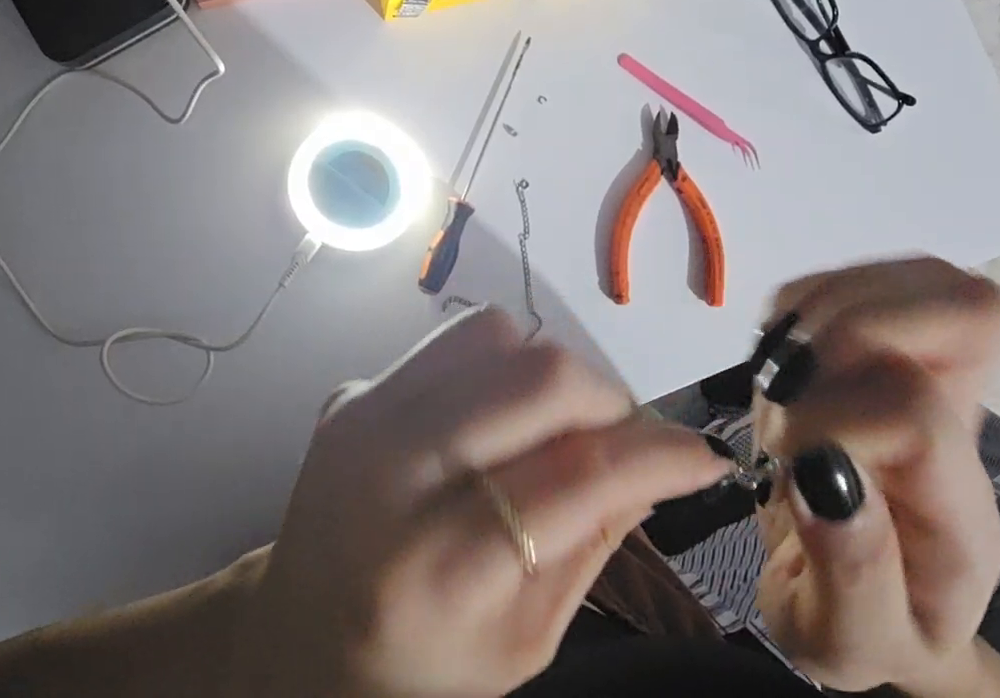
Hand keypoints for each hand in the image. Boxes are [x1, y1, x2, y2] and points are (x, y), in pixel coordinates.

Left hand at [235, 306, 730, 697]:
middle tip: (626, 441)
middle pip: (536, 379)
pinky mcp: (355, 389)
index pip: (573, 477)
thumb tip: (659, 462)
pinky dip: (508, 363)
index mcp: (436, 572)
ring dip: (558, 374)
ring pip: (498, 337)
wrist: (297, 629)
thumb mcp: (522, 643)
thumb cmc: (418, 662)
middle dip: (610, 400)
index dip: (655, 455)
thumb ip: (591, 546)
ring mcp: (364, 416)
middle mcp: (391, 474)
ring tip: (565, 427)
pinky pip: (457, 339)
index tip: (702, 456)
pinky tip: (510, 413)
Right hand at [751, 259, 999, 694]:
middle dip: (845, 337)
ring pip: (911, 276)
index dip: (830, 424)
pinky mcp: (874, 342)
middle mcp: (960, 424)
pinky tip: (778, 359)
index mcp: (961, 505)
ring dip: (816, 319)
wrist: (870, 602)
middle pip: (965, 308)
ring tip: (782, 385)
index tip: (788, 471)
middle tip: (788, 396)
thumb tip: (822, 473)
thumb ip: (850, 573)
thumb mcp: (846, 638)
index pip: (917, 411)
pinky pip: (851, 279)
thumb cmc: (860, 627)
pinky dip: (798, 305)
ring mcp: (925, 371)